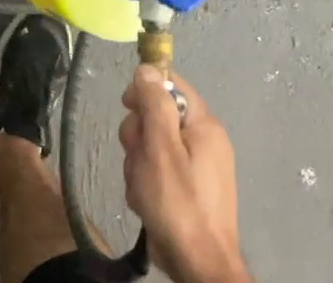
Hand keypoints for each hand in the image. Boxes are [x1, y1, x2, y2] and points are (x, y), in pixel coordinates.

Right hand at [118, 67, 249, 282]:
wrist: (198, 265)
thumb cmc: (178, 203)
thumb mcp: (160, 148)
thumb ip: (154, 105)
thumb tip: (148, 69)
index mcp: (204, 126)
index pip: (171, 85)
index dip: (145, 90)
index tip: (128, 106)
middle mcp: (203, 142)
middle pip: (157, 115)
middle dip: (138, 134)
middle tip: (137, 156)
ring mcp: (195, 167)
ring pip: (151, 144)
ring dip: (137, 161)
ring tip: (141, 185)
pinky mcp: (185, 189)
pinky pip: (156, 169)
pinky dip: (144, 180)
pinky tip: (144, 198)